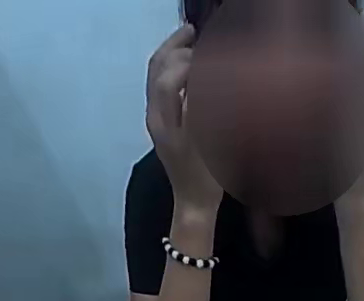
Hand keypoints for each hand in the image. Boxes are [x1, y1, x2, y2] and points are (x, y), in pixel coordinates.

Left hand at [146, 25, 222, 212]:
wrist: (193, 204)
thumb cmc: (203, 178)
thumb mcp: (205, 143)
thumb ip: (200, 107)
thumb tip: (201, 78)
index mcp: (163, 120)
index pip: (168, 75)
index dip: (188, 60)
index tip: (209, 54)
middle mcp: (154, 116)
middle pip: (156, 68)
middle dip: (175, 47)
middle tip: (195, 33)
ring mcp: (157, 121)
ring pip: (156, 76)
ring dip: (172, 55)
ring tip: (191, 42)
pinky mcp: (163, 127)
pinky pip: (161, 88)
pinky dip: (172, 70)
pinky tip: (189, 69)